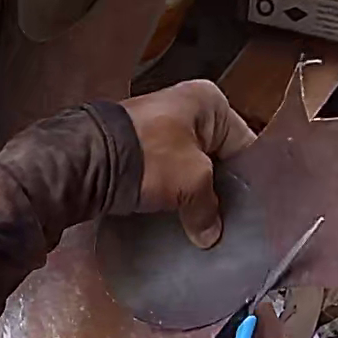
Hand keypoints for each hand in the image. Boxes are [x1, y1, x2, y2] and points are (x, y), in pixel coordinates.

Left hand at [121, 80, 257, 248]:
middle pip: (216, 160)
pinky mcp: (137, 152)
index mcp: (209, 102)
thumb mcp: (193, 180)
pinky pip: (164, 178)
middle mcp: (186, 109)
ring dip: (192, 198)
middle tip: (226, 225)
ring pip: (189, 172)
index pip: (244, 145)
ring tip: (202, 228)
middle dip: (218, 193)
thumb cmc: (150, 158)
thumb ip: (208, 208)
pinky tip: (176, 220)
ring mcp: (159, 130)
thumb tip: (210, 235)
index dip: (247, 181)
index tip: (249, 213)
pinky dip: (170, 198)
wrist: (89, 161)